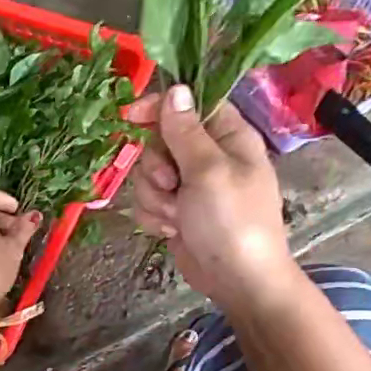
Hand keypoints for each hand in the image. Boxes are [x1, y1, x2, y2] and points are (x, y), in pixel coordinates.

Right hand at [128, 85, 295, 311]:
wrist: (237, 281)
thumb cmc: (231, 221)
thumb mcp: (209, 170)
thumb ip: (186, 130)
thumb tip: (176, 89)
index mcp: (229, 137)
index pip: (190, 104)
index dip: (161, 107)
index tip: (133, 116)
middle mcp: (209, 157)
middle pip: (161, 140)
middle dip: (157, 165)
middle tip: (171, 185)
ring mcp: (191, 187)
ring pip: (149, 174)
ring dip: (155, 196)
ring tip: (177, 216)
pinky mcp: (177, 213)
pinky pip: (149, 202)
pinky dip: (155, 216)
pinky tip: (171, 230)